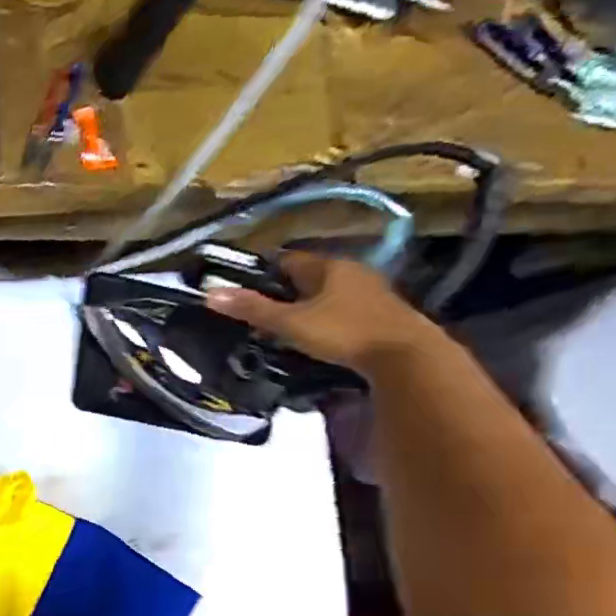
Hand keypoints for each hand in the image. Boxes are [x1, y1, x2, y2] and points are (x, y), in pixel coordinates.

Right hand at [203, 252, 445, 376]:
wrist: (405, 355)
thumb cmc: (343, 332)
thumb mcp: (289, 323)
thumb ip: (251, 309)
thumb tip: (210, 293)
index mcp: (328, 266)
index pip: (286, 259)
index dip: (261, 272)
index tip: (239, 289)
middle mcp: (350, 271)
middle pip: (305, 277)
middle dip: (280, 292)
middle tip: (254, 314)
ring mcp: (368, 292)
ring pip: (323, 294)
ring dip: (301, 307)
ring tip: (277, 328)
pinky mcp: (378, 313)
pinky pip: (338, 309)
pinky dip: (321, 318)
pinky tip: (310, 336)